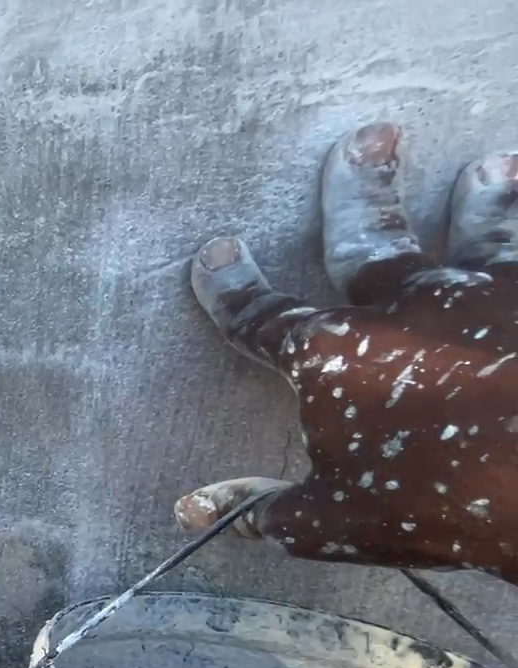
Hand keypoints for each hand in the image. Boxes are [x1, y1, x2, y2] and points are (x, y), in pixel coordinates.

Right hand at [183, 123, 517, 581]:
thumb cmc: (436, 500)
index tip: (216, 250)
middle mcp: (411, 308)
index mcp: (333, 357)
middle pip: (371, 241)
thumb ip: (256, 508)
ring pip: (487, 231)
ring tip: (489, 165)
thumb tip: (186, 510)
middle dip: (360, 192)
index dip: (231, 285)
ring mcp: (503, 295)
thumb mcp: (328, 521)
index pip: (262, 316)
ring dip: (484, 198)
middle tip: (364, 141)